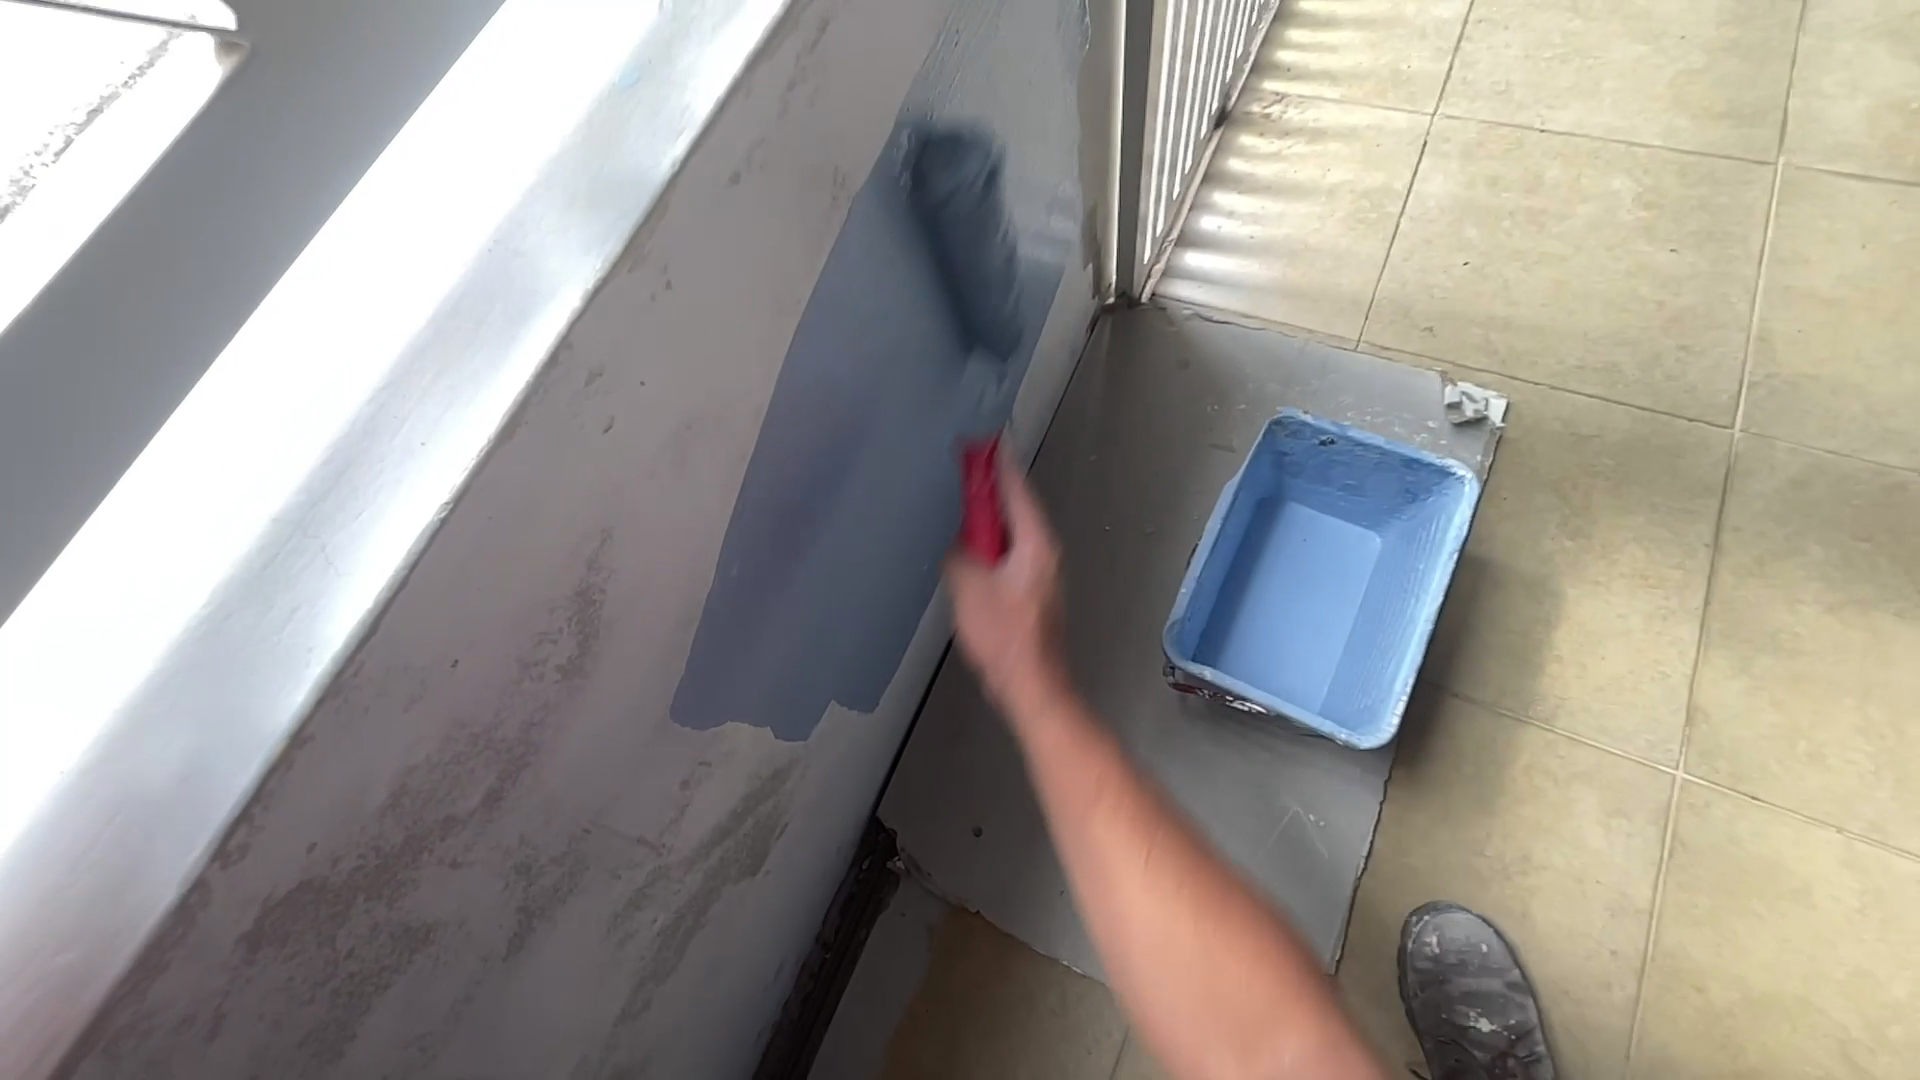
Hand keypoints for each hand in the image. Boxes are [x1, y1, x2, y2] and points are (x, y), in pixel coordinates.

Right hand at [943, 457, 1071, 716]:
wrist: (1031, 684)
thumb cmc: (1004, 635)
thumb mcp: (969, 586)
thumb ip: (959, 551)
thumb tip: (957, 536)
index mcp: (1036, 543)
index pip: (1017, 490)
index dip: (998, 464)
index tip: (983, 441)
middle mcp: (1044, 551)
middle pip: (1016, 508)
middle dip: (988, 489)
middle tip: (961, 468)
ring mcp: (1040, 572)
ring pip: (1010, 532)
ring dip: (986, 519)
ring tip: (958, 502)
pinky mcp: (1030, 590)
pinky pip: (1007, 553)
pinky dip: (988, 543)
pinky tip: (967, 547)